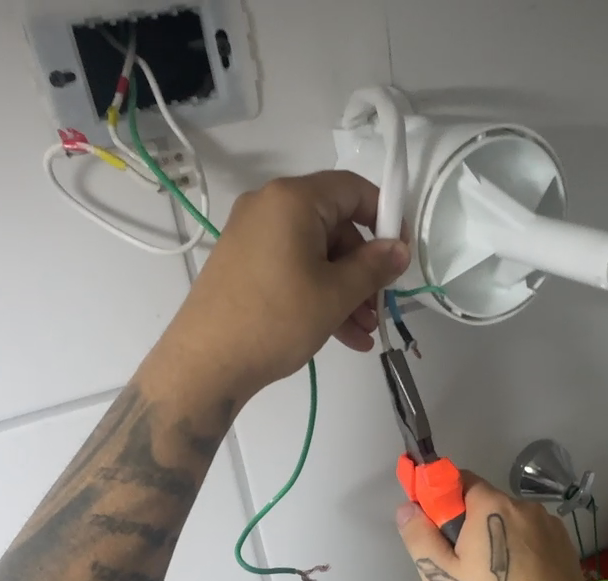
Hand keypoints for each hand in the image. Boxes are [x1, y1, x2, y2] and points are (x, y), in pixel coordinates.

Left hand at [155, 171, 410, 398]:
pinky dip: (318, 296)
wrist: (206, 363)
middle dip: (363, 270)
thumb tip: (400, 249)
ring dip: (345, 291)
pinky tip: (342, 336)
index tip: (401, 255)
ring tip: (363, 332)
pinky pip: (293, 271)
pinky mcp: (244, 267)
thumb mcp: (335, 294)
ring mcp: (252, 238)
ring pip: (315, 255)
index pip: (352, 189)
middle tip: (379, 308)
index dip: (384, 217)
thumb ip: (374, 267)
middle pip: (334, 226)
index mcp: (292, 199)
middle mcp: (269, 207)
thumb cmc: (276, 320)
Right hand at [395, 472, 605, 580]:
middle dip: (469, 527)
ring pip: (510, 524)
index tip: (437, 532)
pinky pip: (532, 539)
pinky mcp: (566, 546)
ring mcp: (550, 526)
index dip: (442, 501)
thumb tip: (408, 507)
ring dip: (496, 540)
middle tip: (462, 569)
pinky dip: (520, 553)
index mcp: (493, 506)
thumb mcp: (441, 577)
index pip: (460, 481)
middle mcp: (525, 507)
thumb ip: (419, 537)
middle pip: (486, 504)